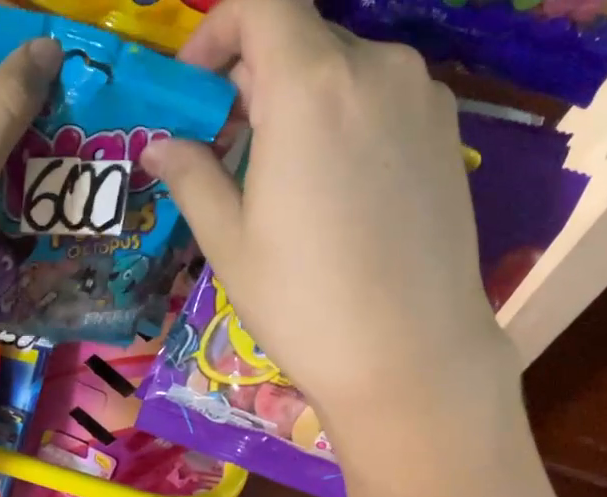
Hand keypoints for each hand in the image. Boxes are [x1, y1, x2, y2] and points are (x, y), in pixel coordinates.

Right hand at [141, 0, 517, 443]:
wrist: (408, 352)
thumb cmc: (301, 298)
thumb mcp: (228, 239)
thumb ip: (192, 175)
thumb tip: (160, 144)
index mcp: (312, 86)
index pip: (263, 3)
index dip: (216, 29)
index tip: (192, 85)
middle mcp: (376, 68)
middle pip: (299, 37)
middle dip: (248, 77)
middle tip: (217, 144)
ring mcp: (421, 96)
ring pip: (340, 69)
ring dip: (293, 100)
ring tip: (268, 175)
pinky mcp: (445, 131)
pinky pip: (377, 98)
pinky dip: (337, 119)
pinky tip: (322, 189)